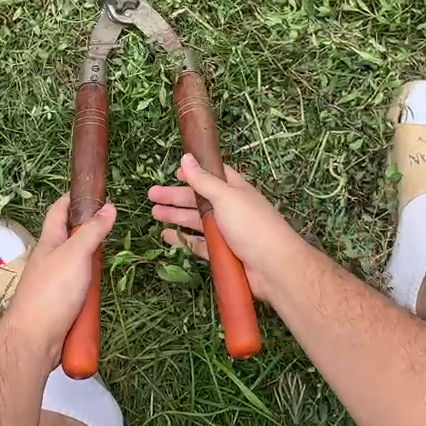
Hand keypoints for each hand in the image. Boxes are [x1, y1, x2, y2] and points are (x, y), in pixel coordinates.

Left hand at [0, 193, 115, 363]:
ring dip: (90, 267)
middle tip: (109, 232)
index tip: (90, 192)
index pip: (58, 211)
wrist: (34, 340)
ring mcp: (52, 283)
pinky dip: (88, 292)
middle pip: (69, 239)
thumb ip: (92, 231)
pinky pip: (77, 292)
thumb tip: (109, 207)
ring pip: (76, 267)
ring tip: (107, 266)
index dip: (72, 198)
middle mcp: (48, 259)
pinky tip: (96, 295)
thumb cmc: (53, 290)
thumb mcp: (76, 254)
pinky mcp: (59, 305)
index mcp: (49, 241)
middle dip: (87, 235)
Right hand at [148, 154, 309, 299]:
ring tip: (154, 213)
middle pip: (198, 199)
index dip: (194, 173)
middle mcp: (229, 209)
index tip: (174, 172)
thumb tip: (186, 158)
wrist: (273, 267)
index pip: (212, 175)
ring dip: (176, 216)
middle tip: (152, 195)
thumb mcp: (226, 197)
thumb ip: (203, 180)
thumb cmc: (251, 225)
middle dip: (175, 196)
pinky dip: (183, 239)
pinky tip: (167, 236)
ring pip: (196, 221)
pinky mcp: (221, 252)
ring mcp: (225, 231)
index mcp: (234, 190)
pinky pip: (198, 244)